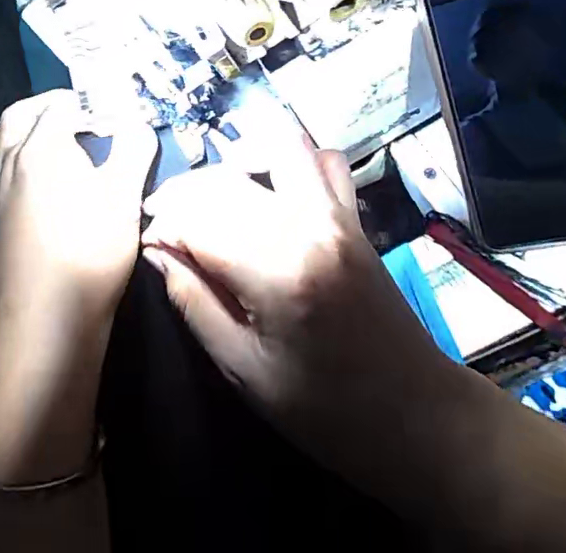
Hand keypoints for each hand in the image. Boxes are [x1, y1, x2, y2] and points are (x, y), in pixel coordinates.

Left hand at [0, 89, 155, 483]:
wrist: (45, 322)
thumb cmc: (89, 250)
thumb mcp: (125, 196)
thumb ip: (133, 150)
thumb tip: (138, 124)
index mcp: (42, 146)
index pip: (62, 104)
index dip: (90, 101)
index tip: (115, 109)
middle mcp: (11, 161)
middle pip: (21, 113)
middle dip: (51, 105)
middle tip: (85, 116)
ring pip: (0, 140)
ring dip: (26, 129)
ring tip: (59, 144)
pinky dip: (17, 159)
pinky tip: (45, 184)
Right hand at [138, 134, 467, 496]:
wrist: (416, 413)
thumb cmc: (325, 409)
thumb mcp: (244, 370)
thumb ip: (194, 302)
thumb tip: (156, 252)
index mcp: (277, 269)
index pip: (198, 218)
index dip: (163, 226)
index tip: (149, 245)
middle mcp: (308, 224)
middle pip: (227, 179)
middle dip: (185, 194)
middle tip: (167, 225)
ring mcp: (337, 213)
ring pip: (273, 152)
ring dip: (233, 167)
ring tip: (212, 202)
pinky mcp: (353, 215)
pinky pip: (323, 162)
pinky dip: (292, 160)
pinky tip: (271, 187)